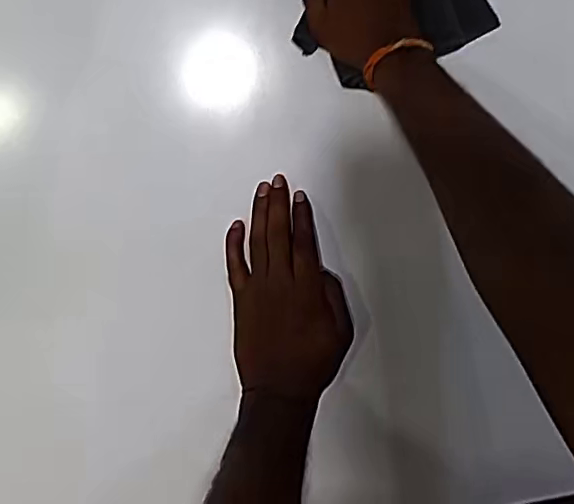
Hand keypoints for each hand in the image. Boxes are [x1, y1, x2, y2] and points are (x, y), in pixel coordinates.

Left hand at [225, 175, 352, 405]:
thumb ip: (331, 295)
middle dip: (278, 203)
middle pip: (278, 232)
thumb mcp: (339, 330)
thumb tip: (321, 273)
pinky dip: (234, 243)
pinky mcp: (241, 297)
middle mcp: (280, 281)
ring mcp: (258, 287)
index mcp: (306, 288)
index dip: (301, 215)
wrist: (278, 390)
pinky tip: (236, 226)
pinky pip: (235, 264)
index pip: (303, 241)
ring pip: (257, 240)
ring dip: (259, 213)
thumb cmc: (310, 363)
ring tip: (262, 192)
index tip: (299, 196)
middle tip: (278, 181)